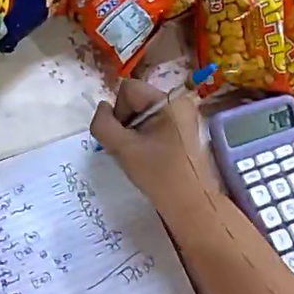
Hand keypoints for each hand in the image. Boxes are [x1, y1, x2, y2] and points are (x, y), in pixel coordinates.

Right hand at [90, 80, 225, 225]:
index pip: (128, 90)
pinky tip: (152, 156)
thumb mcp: (122, 149)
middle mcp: (180, 101)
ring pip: (145, 112)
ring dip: (136, 130)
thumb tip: (103, 107)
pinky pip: (157, 122)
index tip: (124, 138)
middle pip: (137, 99)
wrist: (191, 204)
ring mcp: (185, 115)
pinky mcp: (186, 128)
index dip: (118, 112)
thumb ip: (103, 124)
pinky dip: (148, 135)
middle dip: (127, 122)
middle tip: (131, 149)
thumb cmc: (158, 175)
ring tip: (142, 154)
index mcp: (169, 100)